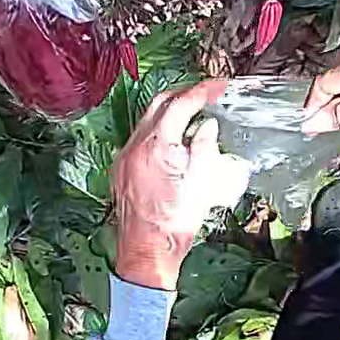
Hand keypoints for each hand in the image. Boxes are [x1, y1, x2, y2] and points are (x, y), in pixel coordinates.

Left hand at [112, 80, 253, 289]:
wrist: (147, 252)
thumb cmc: (174, 224)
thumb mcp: (201, 183)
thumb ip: (203, 148)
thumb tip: (207, 126)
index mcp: (155, 147)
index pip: (179, 105)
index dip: (201, 92)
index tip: (218, 87)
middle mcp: (134, 147)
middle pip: (158, 105)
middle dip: (183, 96)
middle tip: (205, 97)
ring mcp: (124, 159)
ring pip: (146, 121)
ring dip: (170, 114)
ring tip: (192, 118)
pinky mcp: (121, 171)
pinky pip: (139, 139)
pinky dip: (158, 132)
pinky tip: (173, 144)